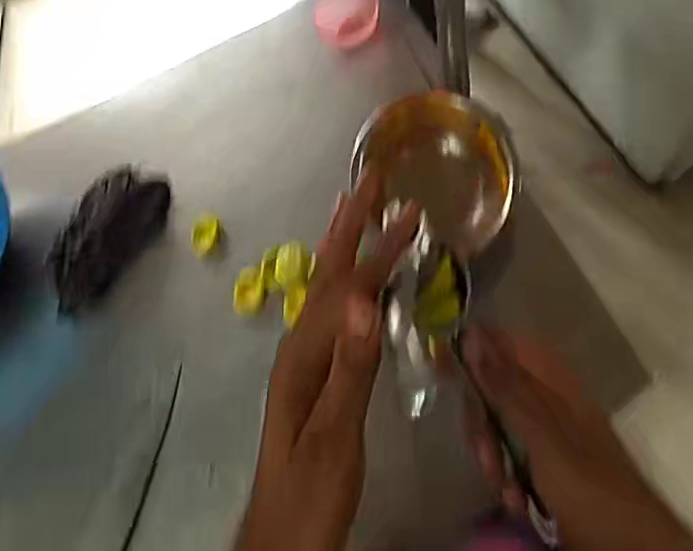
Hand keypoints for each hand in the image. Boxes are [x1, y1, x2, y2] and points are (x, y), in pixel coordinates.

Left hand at [235, 173, 421, 550]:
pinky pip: (332, 303)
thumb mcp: (336, 435)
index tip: (410, 211)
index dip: (381, 247)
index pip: (351, 286)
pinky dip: (344, 273)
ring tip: (354, 204)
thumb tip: (365, 298)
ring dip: (345, 239)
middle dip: (353, 221)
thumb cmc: (312, 490)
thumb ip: (351, 366)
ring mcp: (305, 353)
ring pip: (328, 281)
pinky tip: (353, 273)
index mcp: (307, 351)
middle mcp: (300, 341)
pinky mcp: (315, 368)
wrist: (282, 537)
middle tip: (371, 177)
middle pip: (330, 268)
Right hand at [461, 326, 692, 550]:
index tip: (444, 369)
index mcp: (550, 376)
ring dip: (495, 458)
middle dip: (483, 424)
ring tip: (507, 489)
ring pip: (500, 426)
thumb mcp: (540, 434)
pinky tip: (518, 501)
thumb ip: (504, 383)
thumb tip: (471, 332)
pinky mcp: (549, 462)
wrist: (631, 547)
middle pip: (494, 389)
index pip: (501, 342)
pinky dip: (510, 478)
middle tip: (488, 455)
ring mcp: (549, 429)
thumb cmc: (586, 483)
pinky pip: (513, 456)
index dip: (471, 352)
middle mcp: (548, 395)